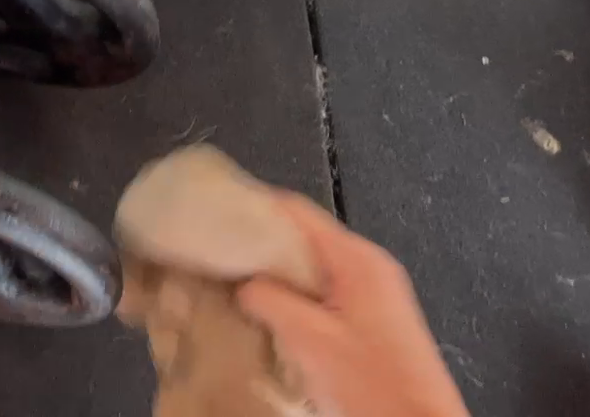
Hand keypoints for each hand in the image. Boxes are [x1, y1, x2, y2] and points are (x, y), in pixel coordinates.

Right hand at [237, 194, 468, 416]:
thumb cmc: (369, 382)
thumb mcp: (307, 336)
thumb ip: (266, 296)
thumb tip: (241, 283)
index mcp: (356, 257)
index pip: (294, 209)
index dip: (252, 207)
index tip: (216, 216)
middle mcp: (368, 265)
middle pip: (302, 235)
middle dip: (260, 243)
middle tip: (220, 252)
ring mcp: (373, 292)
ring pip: (309, 264)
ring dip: (275, 272)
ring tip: (236, 280)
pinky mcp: (372, 319)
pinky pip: (321, 288)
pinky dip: (293, 292)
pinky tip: (269, 309)